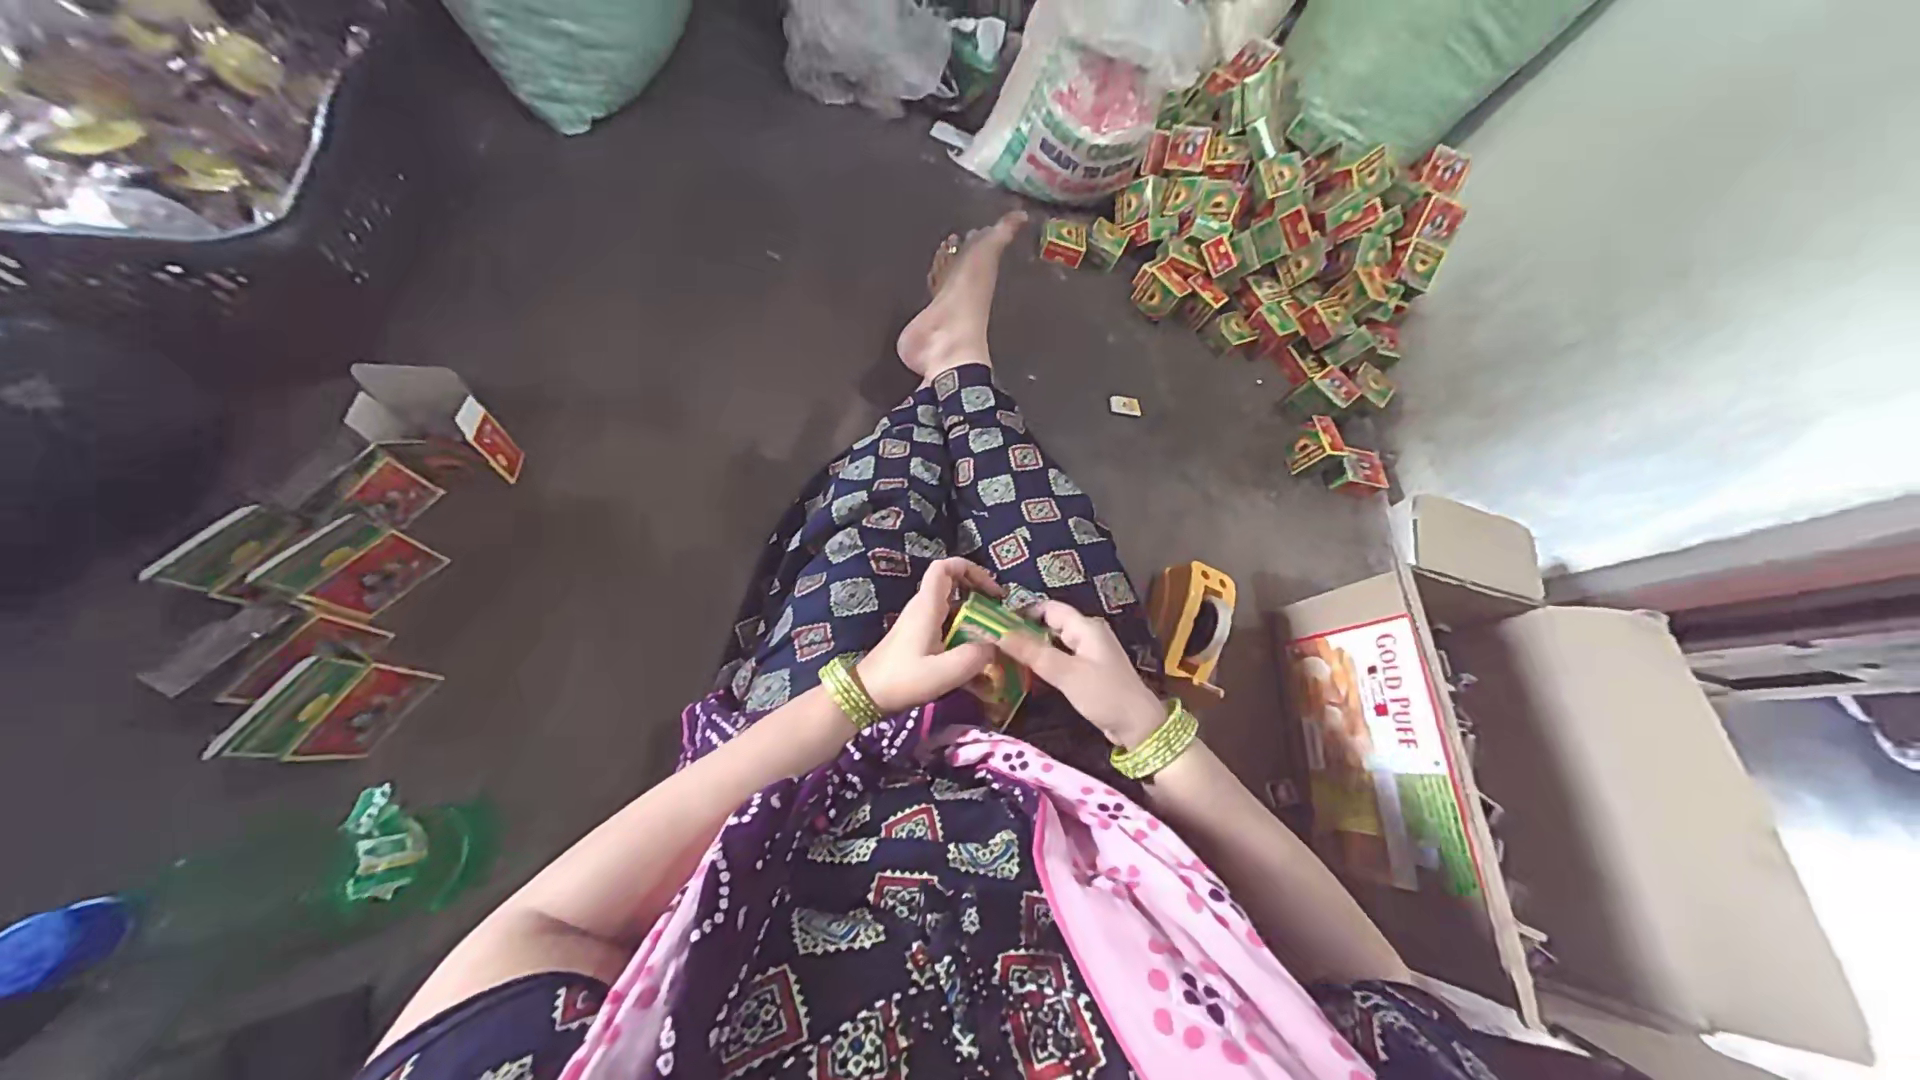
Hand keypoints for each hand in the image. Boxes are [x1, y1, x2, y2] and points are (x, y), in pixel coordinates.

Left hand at [855, 558, 1001, 714]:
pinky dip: (963, 632)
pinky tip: (975, 655)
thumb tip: (995, 646)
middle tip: (998, 613)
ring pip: (951, 607)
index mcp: (927, 606)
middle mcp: (923, 608)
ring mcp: (919, 622)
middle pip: (952, 585)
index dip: (970, 569)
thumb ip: (974, 658)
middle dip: (978, 593)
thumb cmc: (902, 679)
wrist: (866, 695)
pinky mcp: (918, 638)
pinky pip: (946, 624)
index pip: (944, 567)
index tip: (991, 589)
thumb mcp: (943, 672)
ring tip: (993, 635)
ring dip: (973, 615)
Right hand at [994, 600, 1165, 748]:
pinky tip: (1028, 671)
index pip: (1048, 607)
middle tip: (996, 642)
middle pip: (1050, 623)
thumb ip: (1033, 652)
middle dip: (1025, 630)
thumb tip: (999, 633)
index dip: (1023, 611)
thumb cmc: (1104, 695)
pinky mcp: (1089, 669)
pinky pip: (1062, 657)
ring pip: (1054, 641)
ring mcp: (1090, 651)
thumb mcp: (1066, 673)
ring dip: (1034, 647)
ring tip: (1005, 655)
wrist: (1139, 727)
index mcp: (1086, 626)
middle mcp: (1088, 633)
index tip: (996, 623)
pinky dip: (1045, 661)